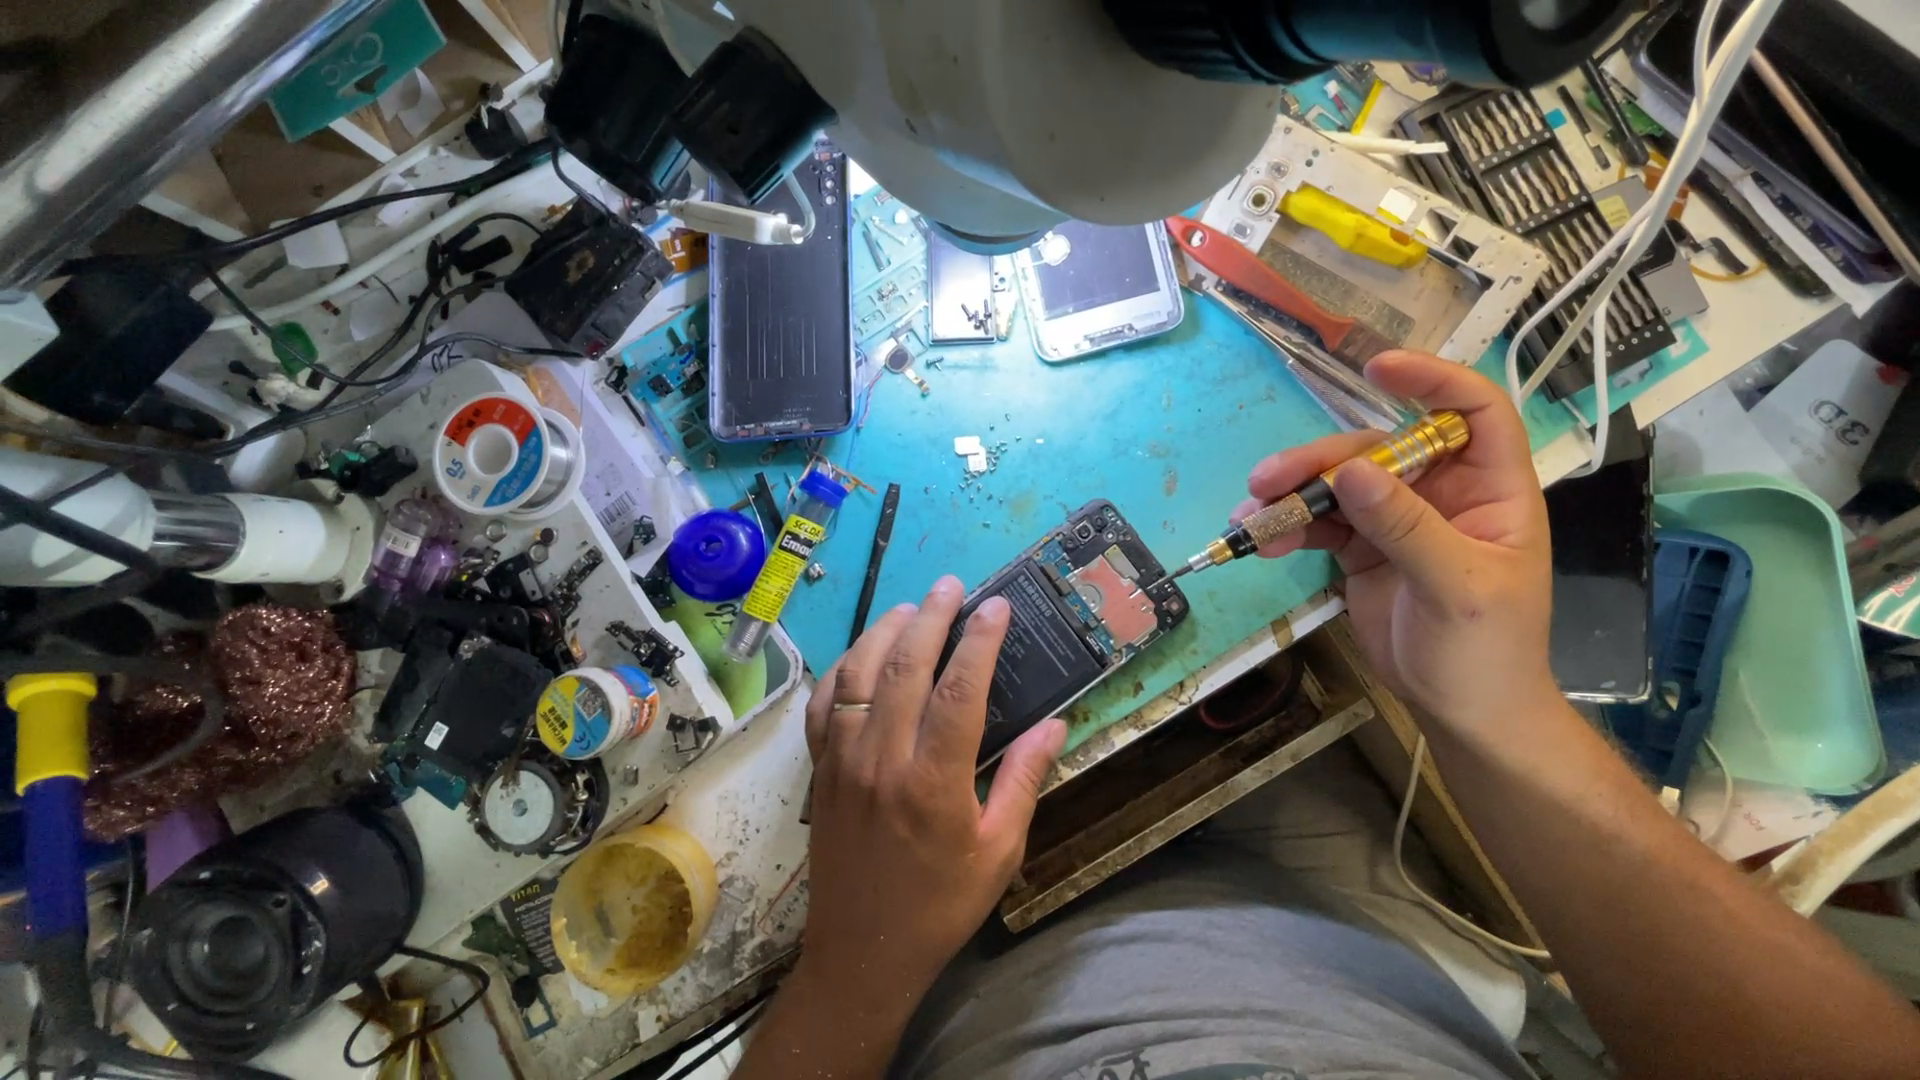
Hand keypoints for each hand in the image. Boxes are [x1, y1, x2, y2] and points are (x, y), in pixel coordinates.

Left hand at [800, 576, 1067, 1008]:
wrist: (863, 952)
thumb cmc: (940, 905)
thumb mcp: (999, 851)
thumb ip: (1023, 781)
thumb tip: (1055, 725)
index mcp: (934, 781)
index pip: (960, 690)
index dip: (980, 642)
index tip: (996, 607)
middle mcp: (882, 759)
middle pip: (904, 667)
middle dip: (931, 617)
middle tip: (951, 586)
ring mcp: (842, 761)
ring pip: (857, 675)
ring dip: (883, 633)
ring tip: (910, 608)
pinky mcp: (819, 771)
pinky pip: (822, 704)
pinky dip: (840, 670)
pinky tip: (860, 655)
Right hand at [1238, 351, 1557, 736]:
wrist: (1462, 711)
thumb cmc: (1486, 650)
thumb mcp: (1455, 587)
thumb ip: (1405, 527)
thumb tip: (1350, 471)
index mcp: (1489, 490)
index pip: (1473, 413)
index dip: (1432, 382)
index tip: (1377, 369)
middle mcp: (1442, 494)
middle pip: (1378, 451)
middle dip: (1320, 461)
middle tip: (1267, 480)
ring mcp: (1396, 521)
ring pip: (1338, 486)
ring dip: (1291, 496)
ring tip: (1249, 516)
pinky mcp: (1362, 550)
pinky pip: (1319, 525)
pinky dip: (1287, 530)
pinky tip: (1260, 543)